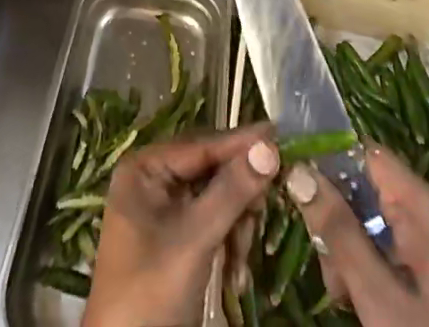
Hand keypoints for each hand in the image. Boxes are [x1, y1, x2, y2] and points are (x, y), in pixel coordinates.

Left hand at [85, 124, 279, 326]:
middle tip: (264, 210)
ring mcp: (164, 207)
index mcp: (145, 168)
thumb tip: (269, 146)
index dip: (242, 143)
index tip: (282, 137)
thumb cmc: (151, 292)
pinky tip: (235, 268)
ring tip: (240, 257)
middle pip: (213, 168)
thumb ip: (231, 191)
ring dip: (237, 223)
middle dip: (239, 195)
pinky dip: (229, 239)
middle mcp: (154, 177)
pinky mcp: (177, 234)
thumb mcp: (194, 239)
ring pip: (219, 195)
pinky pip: (214, 219)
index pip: (203, 145)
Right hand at [284, 145, 428, 326]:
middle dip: (338, 221)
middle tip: (328, 271)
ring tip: (343, 296)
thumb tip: (299, 171)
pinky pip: (392, 246)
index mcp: (427, 207)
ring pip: (375, 221)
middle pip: (368, 188)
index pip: (366, 154)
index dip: (327, 161)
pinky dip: (371, 266)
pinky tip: (361, 301)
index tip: (292, 185)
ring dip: (350, 250)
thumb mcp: (380, 299)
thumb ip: (339, 233)